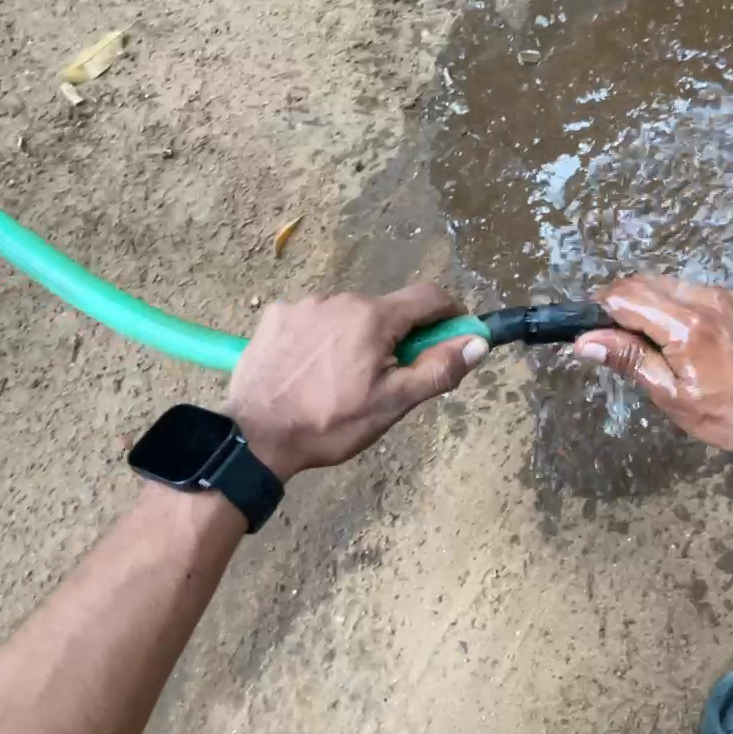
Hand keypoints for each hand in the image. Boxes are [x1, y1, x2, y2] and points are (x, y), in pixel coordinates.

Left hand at [226, 285, 487, 480]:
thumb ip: (438, 369)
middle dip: (398, 337)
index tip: (453, 337)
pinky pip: (314, 319)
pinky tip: (310, 369)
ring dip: (358, 337)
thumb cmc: (330, 423)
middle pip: (387, 310)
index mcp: (374, 317)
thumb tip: (478, 342)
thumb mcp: (393, 404)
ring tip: (341, 379)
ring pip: (349, 315)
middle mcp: (340, 298)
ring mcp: (304, 304)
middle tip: (387, 378)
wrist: (255, 436)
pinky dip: (322, 337)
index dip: (450, 315)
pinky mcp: (275, 315)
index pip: (429, 297)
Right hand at [570, 275, 732, 459]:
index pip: (628, 296)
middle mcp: (710, 299)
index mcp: (686, 326)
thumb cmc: (724, 416)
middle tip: (621, 334)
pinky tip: (700, 339)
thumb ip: (629, 359)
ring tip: (663, 340)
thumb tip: (585, 341)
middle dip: (627, 301)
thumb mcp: (670, 395)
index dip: (603, 306)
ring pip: (677, 285)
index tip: (593, 323)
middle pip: (650, 282)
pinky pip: (707, 293)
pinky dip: (691, 307)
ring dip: (659, 304)